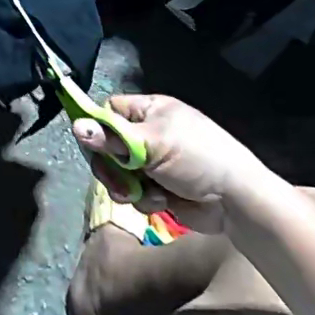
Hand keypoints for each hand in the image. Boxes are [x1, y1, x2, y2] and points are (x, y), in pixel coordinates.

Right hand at [72, 94, 279, 232]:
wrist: (238, 203)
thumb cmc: (199, 159)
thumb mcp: (153, 144)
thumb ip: (113, 137)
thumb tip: (76, 126)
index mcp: (151, 111)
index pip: (109, 111)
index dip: (98, 126)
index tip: (92, 144)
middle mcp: (149, 133)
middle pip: (108, 144)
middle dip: (110, 164)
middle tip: (114, 177)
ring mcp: (153, 162)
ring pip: (118, 171)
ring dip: (125, 184)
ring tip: (138, 193)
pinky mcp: (158, 187)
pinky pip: (134, 190)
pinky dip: (143, 198)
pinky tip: (159, 202)